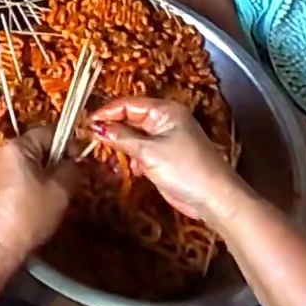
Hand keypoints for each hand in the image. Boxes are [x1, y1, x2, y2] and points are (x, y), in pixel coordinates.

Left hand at [0, 127, 79, 262]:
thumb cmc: (30, 212)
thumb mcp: (59, 190)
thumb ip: (72, 170)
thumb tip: (78, 161)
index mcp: (17, 146)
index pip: (47, 132)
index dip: (68, 143)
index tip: (82, 160)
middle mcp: (4, 150)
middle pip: (38, 146)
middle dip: (58, 160)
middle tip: (75, 178)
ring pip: (31, 161)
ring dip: (48, 172)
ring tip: (62, 191)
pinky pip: (22, 173)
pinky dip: (36, 181)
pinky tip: (45, 199)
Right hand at [90, 98, 250, 224]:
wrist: (216, 201)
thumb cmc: (185, 169)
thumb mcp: (148, 151)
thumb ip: (120, 137)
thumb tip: (97, 127)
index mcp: (165, 111)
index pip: (128, 104)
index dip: (107, 112)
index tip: (88, 123)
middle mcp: (166, 119)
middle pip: (131, 117)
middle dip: (113, 128)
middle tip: (93, 138)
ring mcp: (167, 138)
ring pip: (135, 134)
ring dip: (122, 144)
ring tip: (108, 154)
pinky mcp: (167, 155)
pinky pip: (142, 148)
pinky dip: (133, 156)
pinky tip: (128, 167)